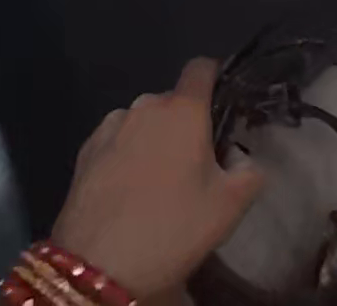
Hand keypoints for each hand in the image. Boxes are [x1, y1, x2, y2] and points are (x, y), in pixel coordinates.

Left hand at [51, 59, 264, 300]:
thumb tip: (245, 159)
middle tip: (193, 162)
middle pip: (173, 100)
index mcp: (185, 109)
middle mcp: (147, 105)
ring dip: (153, 135)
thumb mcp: (229, 208)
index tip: (221, 103)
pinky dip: (124, 151)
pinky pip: (116, 137)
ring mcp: (113, 126)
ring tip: (156, 179)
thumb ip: (250, 173)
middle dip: (185, 121)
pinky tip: (125, 188)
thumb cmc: (172, 228)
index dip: (214, 77)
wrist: (97, 270)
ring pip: (143, 119)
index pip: (201, 67)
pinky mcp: (85, 150)